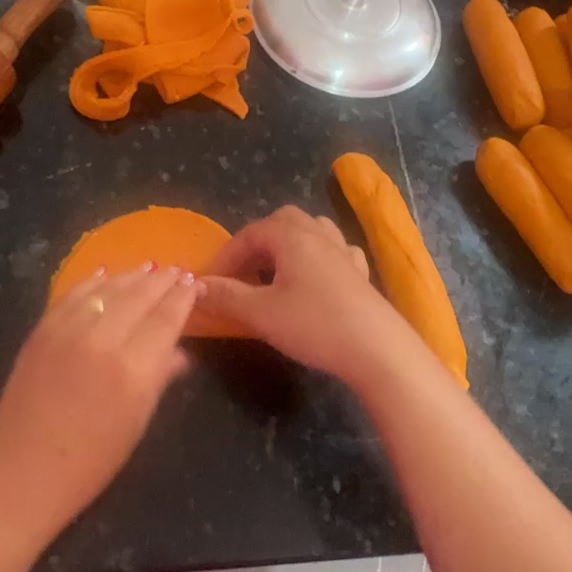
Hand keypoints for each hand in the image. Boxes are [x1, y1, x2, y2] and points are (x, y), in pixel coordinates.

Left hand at [0, 264, 196, 535]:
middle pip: (139, 296)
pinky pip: (74, 295)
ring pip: (107, 289)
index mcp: (132, 369)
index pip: (166, 319)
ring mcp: (67, 331)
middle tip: (178, 270)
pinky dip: (94, 281)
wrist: (22, 474)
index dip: (182, 298)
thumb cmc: (91, 463)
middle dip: (162, 281)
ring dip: (131, 276)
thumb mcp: (137, 423)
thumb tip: (181, 352)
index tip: (195, 284)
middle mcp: (101, 340)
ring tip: (149, 268)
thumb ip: (160, 378)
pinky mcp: (41, 331)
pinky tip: (106, 274)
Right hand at [199, 207, 417, 385]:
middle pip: (281, 222)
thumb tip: (194, 286)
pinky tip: (315, 278)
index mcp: (290, 235)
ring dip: (287, 246)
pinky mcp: (360, 273)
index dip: (225, 257)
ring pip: (310, 231)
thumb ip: (226, 296)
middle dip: (256, 244)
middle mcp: (318, 234)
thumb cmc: (314, 324)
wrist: (377, 349)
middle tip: (241, 273)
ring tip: (274, 273)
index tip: (210, 284)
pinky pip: (335, 251)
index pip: (247, 234)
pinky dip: (318, 258)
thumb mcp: (261, 313)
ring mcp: (343, 251)